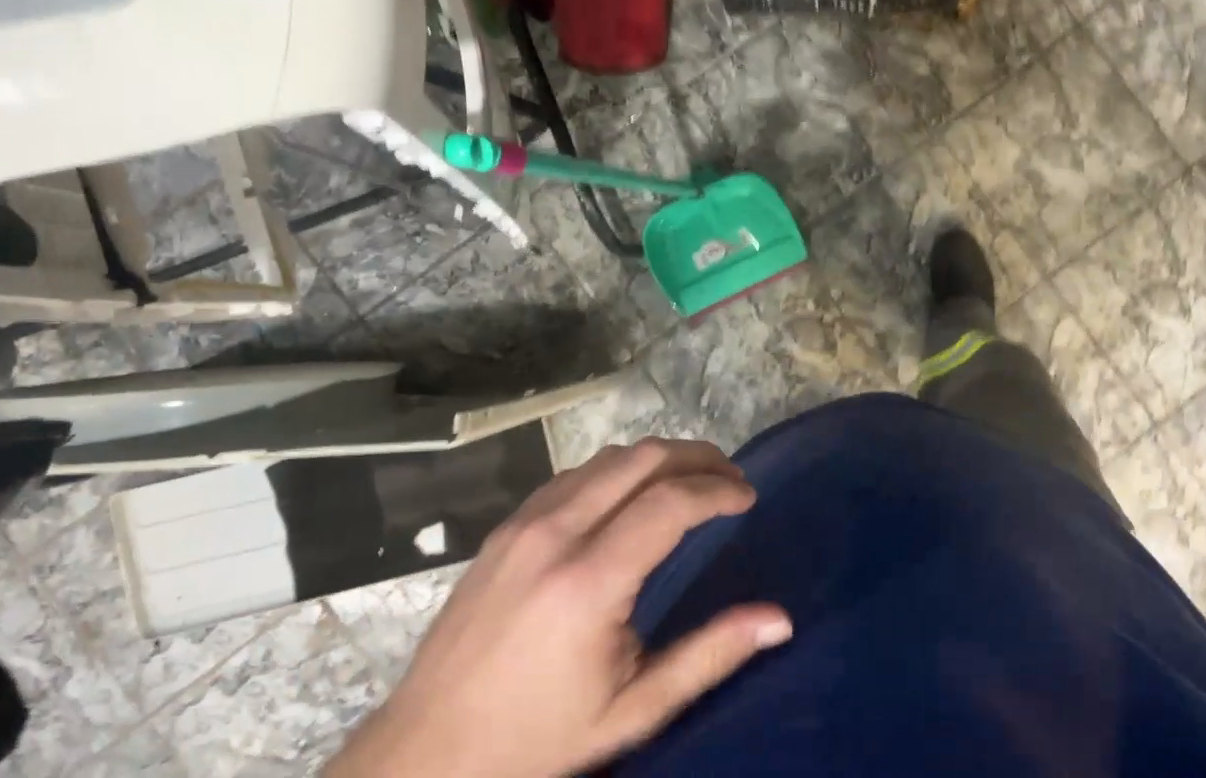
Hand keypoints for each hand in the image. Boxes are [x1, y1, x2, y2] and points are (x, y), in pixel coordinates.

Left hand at [326, 438, 791, 777]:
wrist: (426, 751)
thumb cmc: (538, 737)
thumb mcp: (633, 711)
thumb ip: (709, 657)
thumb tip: (779, 621)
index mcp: (590, 581)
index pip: (671, 501)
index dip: (719, 489)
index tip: (748, 497)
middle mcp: (555, 535)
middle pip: (642, 459)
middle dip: (698, 457)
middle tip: (731, 478)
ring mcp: (523, 525)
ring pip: (607, 459)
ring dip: (659, 458)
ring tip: (692, 481)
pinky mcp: (504, 529)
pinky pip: (573, 475)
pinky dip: (617, 470)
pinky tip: (632, 495)